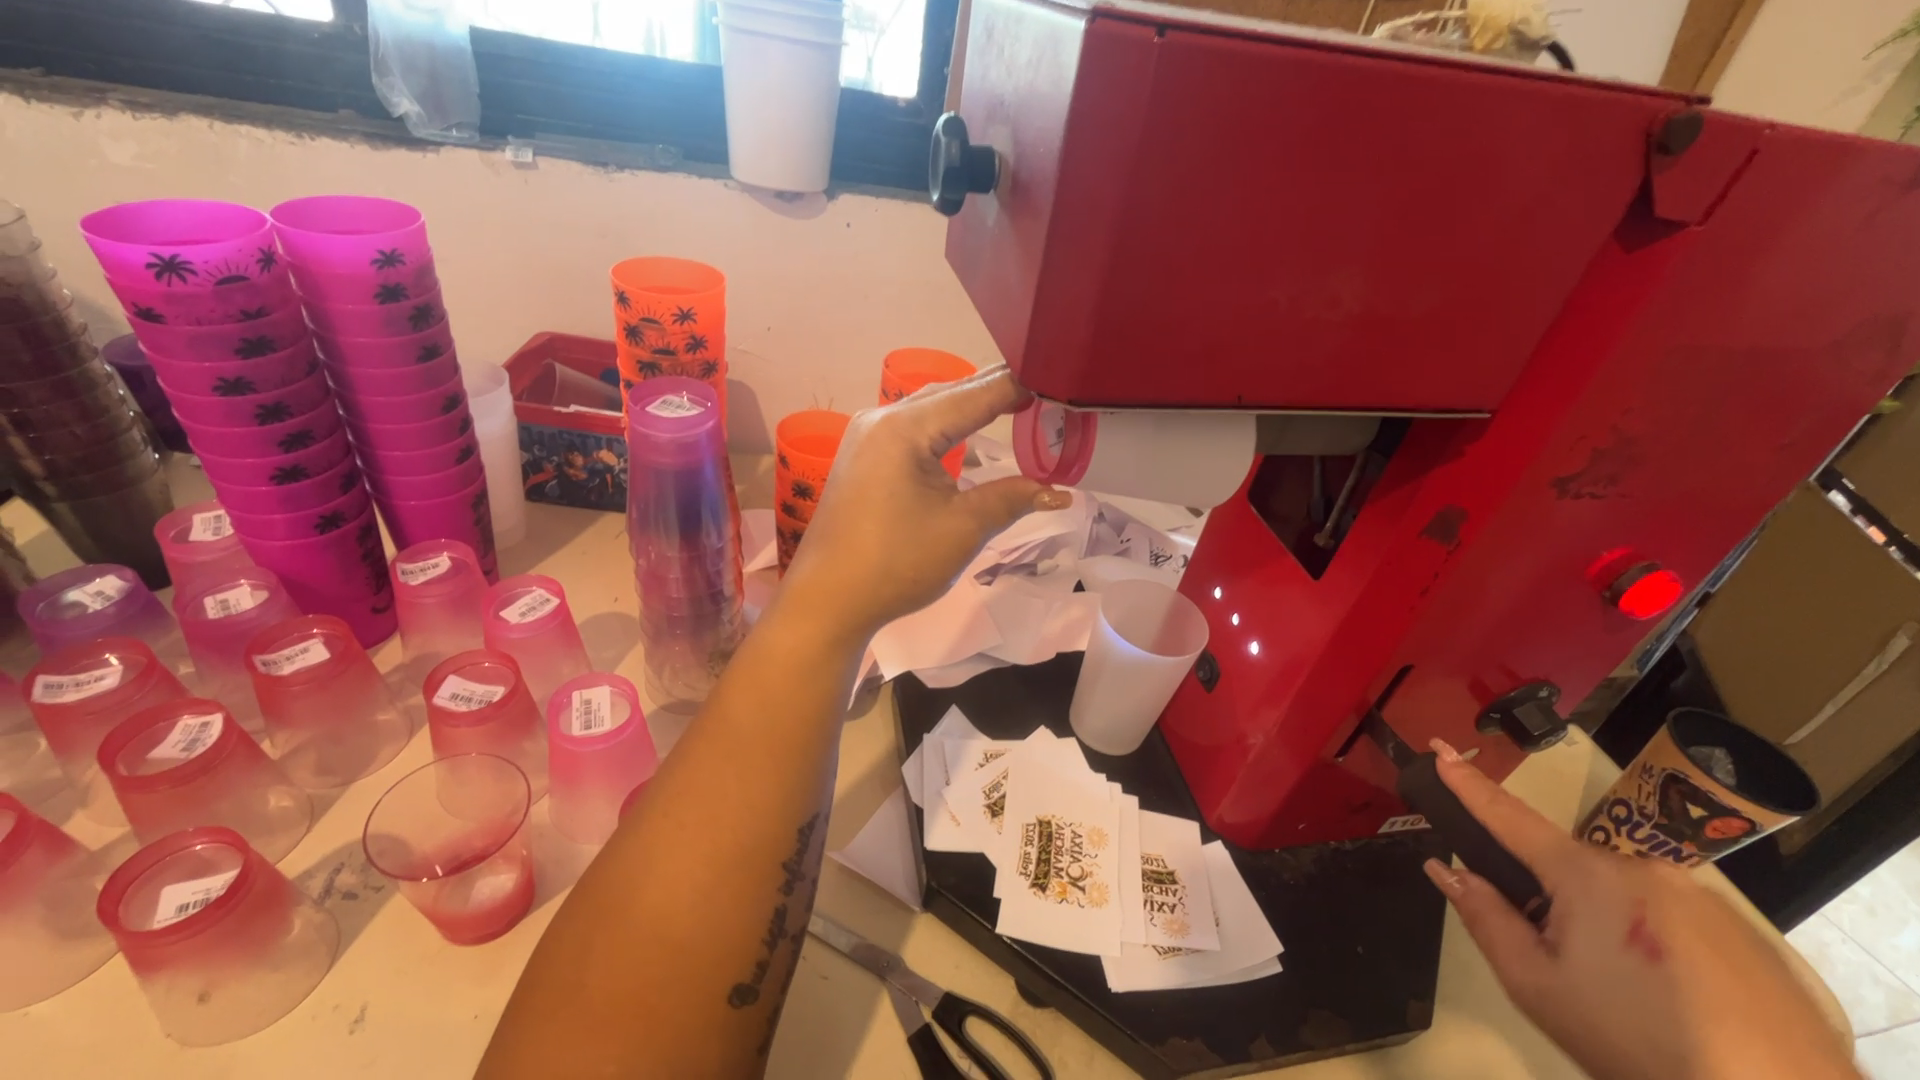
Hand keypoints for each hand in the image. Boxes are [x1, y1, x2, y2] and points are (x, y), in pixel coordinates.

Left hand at [781, 367, 1069, 639]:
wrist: (828, 601)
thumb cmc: (896, 564)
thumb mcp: (962, 529)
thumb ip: (1011, 499)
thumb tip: (1060, 492)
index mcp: (905, 428)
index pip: (975, 394)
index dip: (1018, 386)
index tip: (1059, 380)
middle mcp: (881, 419)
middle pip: (950, 393)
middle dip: (997, 390)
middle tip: (1047, 388)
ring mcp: (867, 437)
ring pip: (930, 410)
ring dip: (971, 407)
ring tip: (1018, 404)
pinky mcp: (863, 458)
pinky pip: (913, 429)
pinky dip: (946, 427)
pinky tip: (969, 434)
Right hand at [1423, 740, 1858, 1079]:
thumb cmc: (1634, 1040)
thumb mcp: (1536, 986)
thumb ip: (1485, 918)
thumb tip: (1445, 868)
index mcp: (1587, 875)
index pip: (1511, 817)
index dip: (1469, 784)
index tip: (1438, 747)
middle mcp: (1646, 868)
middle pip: (1573, 870)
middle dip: (1554, 901)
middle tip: (1566, 966)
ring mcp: (1704, 897)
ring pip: (1625, 897)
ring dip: (1609, 926)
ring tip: (1629, 997)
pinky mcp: (1747, 932)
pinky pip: (1676, 921)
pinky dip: (1659, 948)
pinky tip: (1676, 1002)